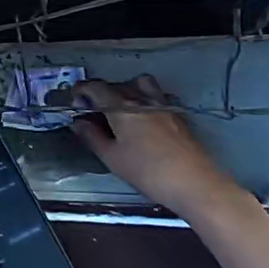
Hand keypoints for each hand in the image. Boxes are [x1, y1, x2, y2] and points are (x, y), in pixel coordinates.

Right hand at [72, 75, 248, 219]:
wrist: (193, 182)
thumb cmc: (147, 172)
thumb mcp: (112, 158)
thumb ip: (93, 137)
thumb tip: (78, 123)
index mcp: (122, 108)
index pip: (96, 88)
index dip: (81, 90)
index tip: (74, 99)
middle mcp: (142, 100)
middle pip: (117, 85)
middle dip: (100, 93)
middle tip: (91, 110)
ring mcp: (163, 105)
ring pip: (139, 85)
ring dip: (125, 90)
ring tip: (119, 109)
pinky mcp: (176, 114)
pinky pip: (155, 96)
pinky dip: (143, 99)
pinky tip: (142, 119)